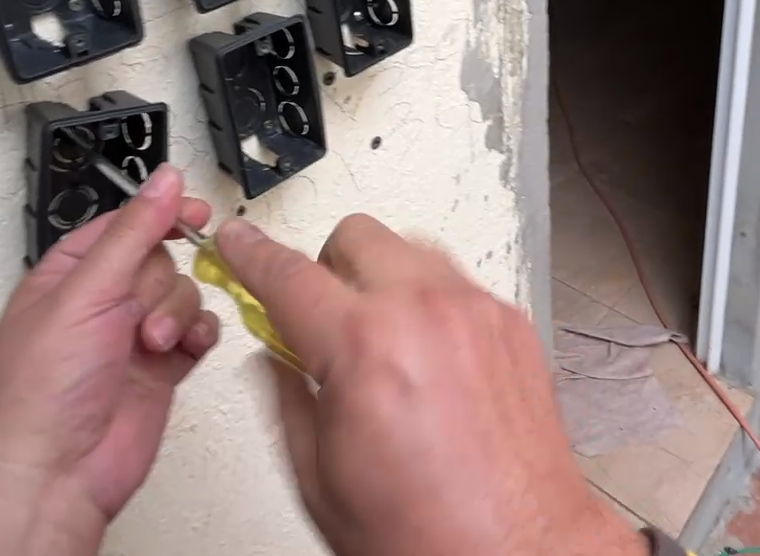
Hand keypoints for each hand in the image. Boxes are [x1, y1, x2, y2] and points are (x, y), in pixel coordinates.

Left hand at [0, 165, 219, 555]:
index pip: (125, 225)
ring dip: (177, 316)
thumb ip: (134, 232)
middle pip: (162, 260)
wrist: (54, 481)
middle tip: (141, 312)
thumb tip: (165, 180)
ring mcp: (132, 335)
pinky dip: (199, 336)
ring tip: (153, 345)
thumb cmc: (39, 396)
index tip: (195, 212)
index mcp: (70, 277)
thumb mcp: (86, 294)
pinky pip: (198, 331)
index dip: (161, 215)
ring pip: (184, 293)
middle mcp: (102, 302)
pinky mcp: (161, 367)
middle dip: (161, 285)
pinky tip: (184, 349)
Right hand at [216, 214, 645, 555]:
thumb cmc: (429, 534)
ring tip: (381, 335)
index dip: (252, 254)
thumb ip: (287, 397)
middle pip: (355, 235)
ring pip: (408, 246)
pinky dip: (429, 300)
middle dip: (326, 267)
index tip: (239, 241)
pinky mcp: (509, 318)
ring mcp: (474, 307)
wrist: (521, 553)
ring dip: (381, 277)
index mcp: (366, 346)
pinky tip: (429, 352)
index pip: (288, 275)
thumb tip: (275, 352)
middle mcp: (425, 309)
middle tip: (323, 314)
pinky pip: (455, 279)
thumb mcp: (322, 479)